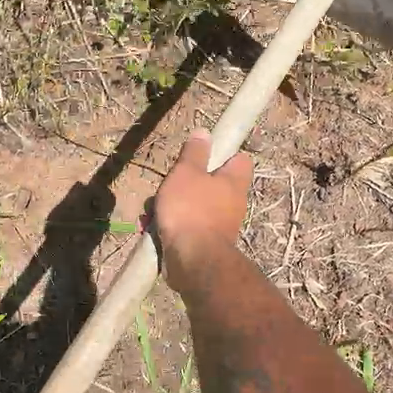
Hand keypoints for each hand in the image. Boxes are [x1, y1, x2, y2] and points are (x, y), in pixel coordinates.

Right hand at [152, 129, 252, 288]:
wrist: (193, 260)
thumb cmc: (191, 209)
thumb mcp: (187, 173)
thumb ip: (194, 153)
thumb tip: (204, 133)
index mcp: (234, 182)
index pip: (240, 160)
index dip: (223, 154)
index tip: (202, 155)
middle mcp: (232, 203)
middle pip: (210, 184)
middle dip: (185, 184)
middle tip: (168, 185)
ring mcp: (220, 226)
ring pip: (194, 207)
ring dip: (172, 207)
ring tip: (151, 210)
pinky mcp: (205, 244)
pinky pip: (187, 227)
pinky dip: (171, 226)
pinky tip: (151, 229)